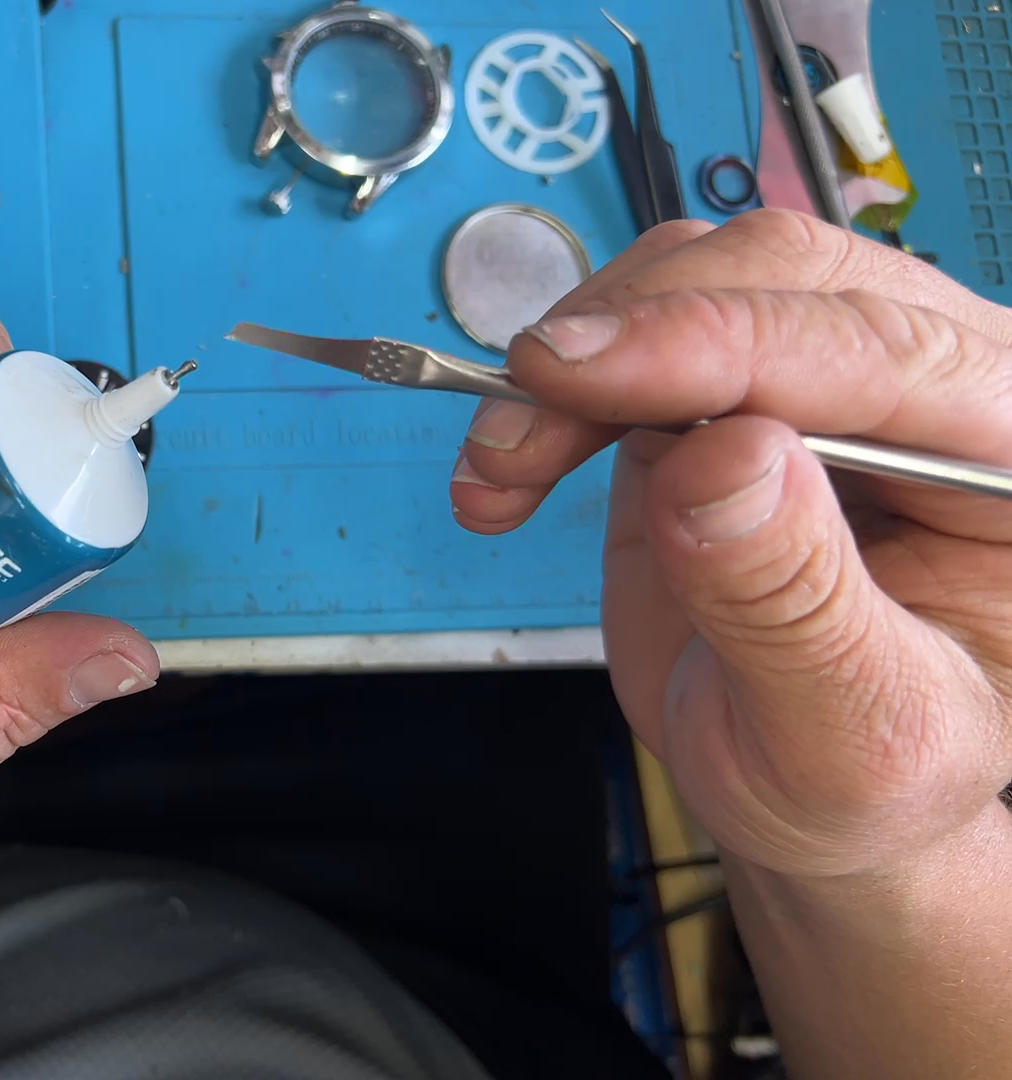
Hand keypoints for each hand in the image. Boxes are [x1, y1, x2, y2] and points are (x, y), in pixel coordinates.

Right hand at [450, 210, 1011, 881]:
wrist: (800, 782)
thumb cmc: (856, 781)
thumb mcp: (844, 732)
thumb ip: (792, 600)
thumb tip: (718, 456)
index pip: (872, 350)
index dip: (702, 346)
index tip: (557, 371)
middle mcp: (941, 398)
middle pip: (773, 278)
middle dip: (614, 350)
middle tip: (505, 449)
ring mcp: (815, 392)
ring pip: (683, 289)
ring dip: (560, 373)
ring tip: (494, 475)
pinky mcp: (711, 411)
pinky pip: (622, 347)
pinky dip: (542, 396)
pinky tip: (506, 470)